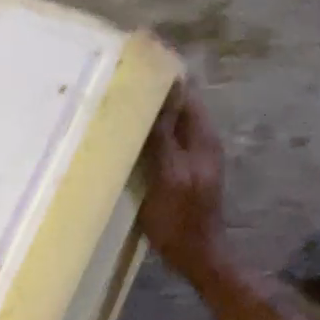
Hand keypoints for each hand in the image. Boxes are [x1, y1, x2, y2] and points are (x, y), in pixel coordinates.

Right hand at [137, 83, 229, 282]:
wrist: (198, 258)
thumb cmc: (180, 218)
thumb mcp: (168, 174)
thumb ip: (163, 135)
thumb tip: (159, 92)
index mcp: (202, 137)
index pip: (185, 91)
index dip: (163, 75)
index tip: (134, 62)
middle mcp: (202, 142)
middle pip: (178, 106)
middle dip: (152, 93)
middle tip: (118, 84)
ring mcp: (194, 159)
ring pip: (170, 125)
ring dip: (148, 116)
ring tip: (117, 107)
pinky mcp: (183, 174)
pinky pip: (166, 144)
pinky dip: (148, 137)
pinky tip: (127, 141)